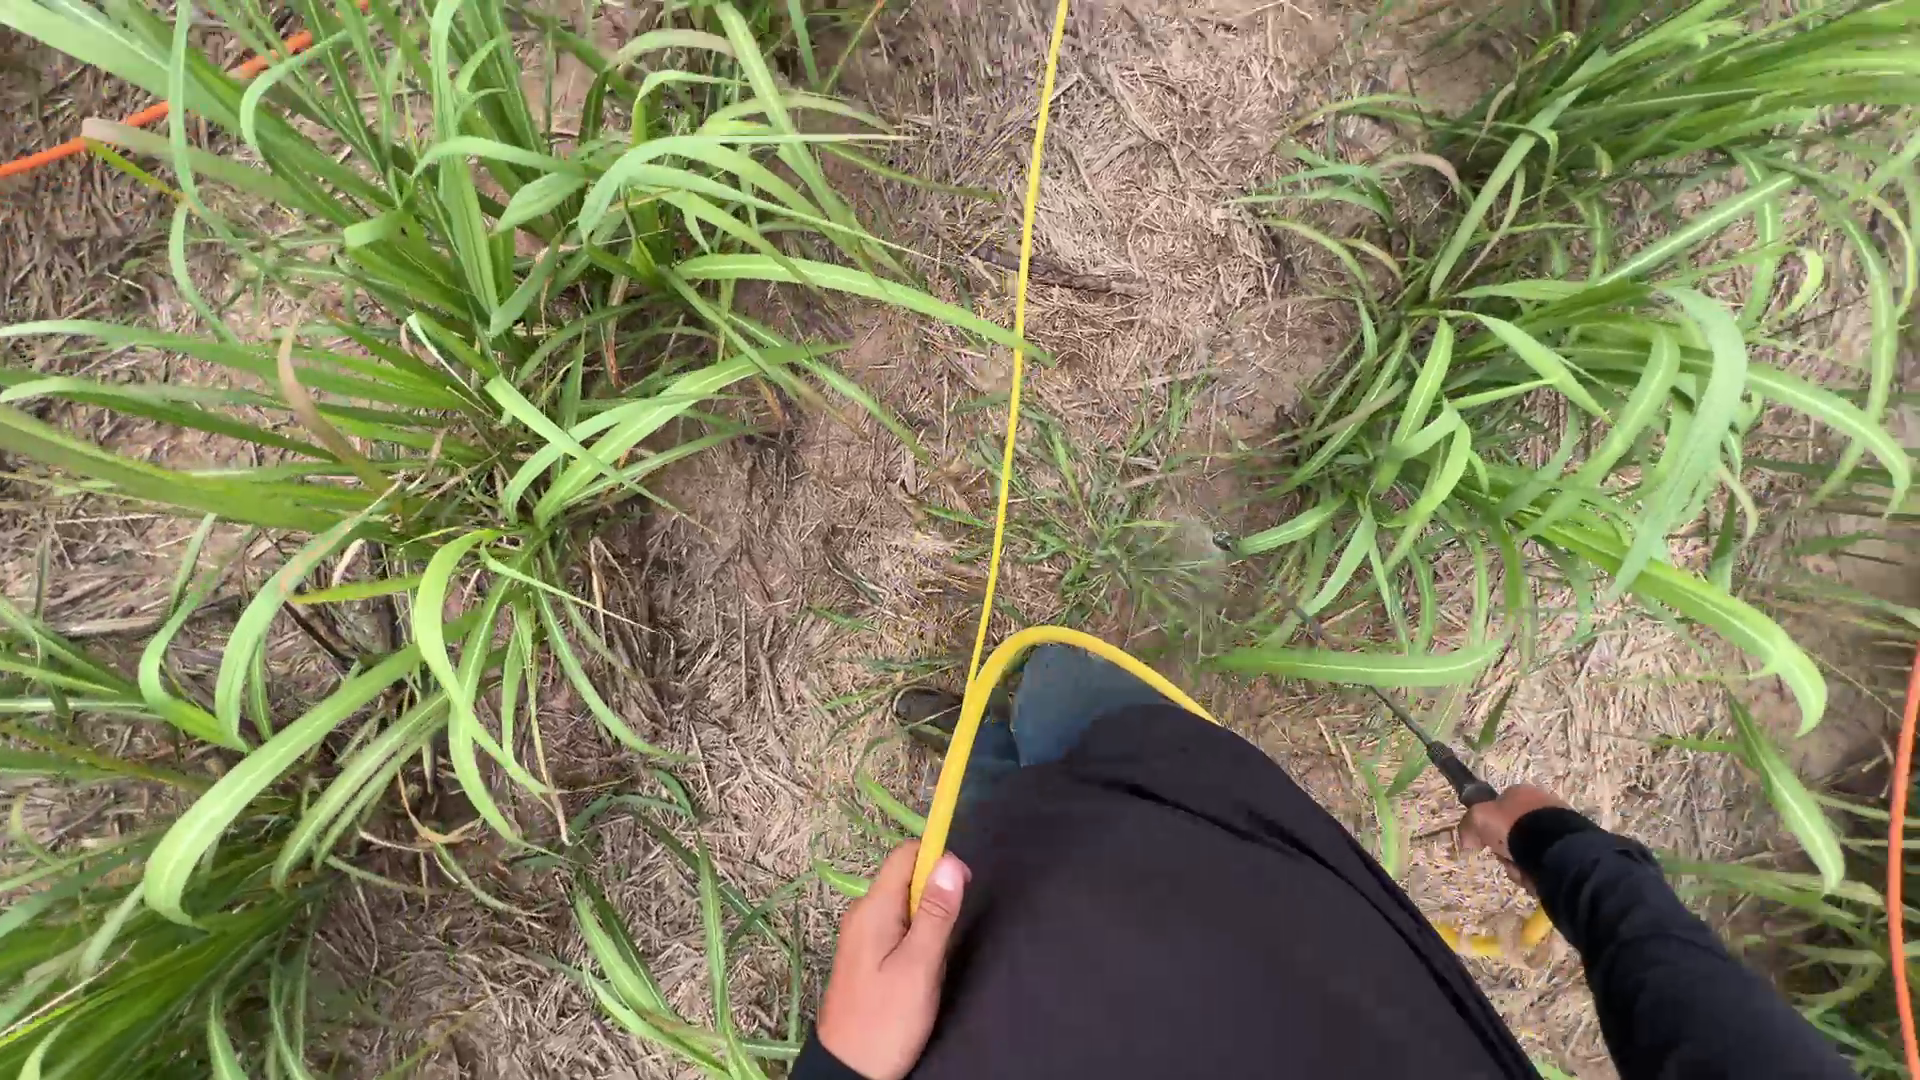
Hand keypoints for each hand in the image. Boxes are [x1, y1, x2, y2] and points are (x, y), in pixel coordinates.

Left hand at [817, 841, 969, 1079]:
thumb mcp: (919, 967)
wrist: (847, 1074)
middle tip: (945, 939)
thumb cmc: (886, 1020)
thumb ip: (936, 913)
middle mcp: (862, 911)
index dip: (937, 859)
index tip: (961, 887)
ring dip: (926, 922)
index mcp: (872, 907)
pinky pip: (895, 926)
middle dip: (933, 897)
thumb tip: (950, 860)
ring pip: (903, 904)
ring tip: (931, 962)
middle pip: (905, 878)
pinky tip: (919, 971)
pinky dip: (914, 938)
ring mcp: (860, 933)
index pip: (905, 854)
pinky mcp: (863, 953)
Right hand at [1459, 784, 1567, 890]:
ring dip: (1521, 863)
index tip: (1487, 840)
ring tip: (1523, 871)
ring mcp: (1562, 826)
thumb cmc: (1514, 825)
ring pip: (1530, 849)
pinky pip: (1549, 861)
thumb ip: (1467, 827)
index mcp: (1520, 791)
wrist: (1558, 848)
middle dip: (1506, 849)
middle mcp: (1542, 805)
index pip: (1499, 806)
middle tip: (1505, 858)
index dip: (1490, 824)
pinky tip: (1539, 875)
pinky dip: (1540, 871)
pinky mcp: (1576, 847)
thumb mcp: (1478, 819)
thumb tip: (1468, 842)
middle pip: (1513, 831)